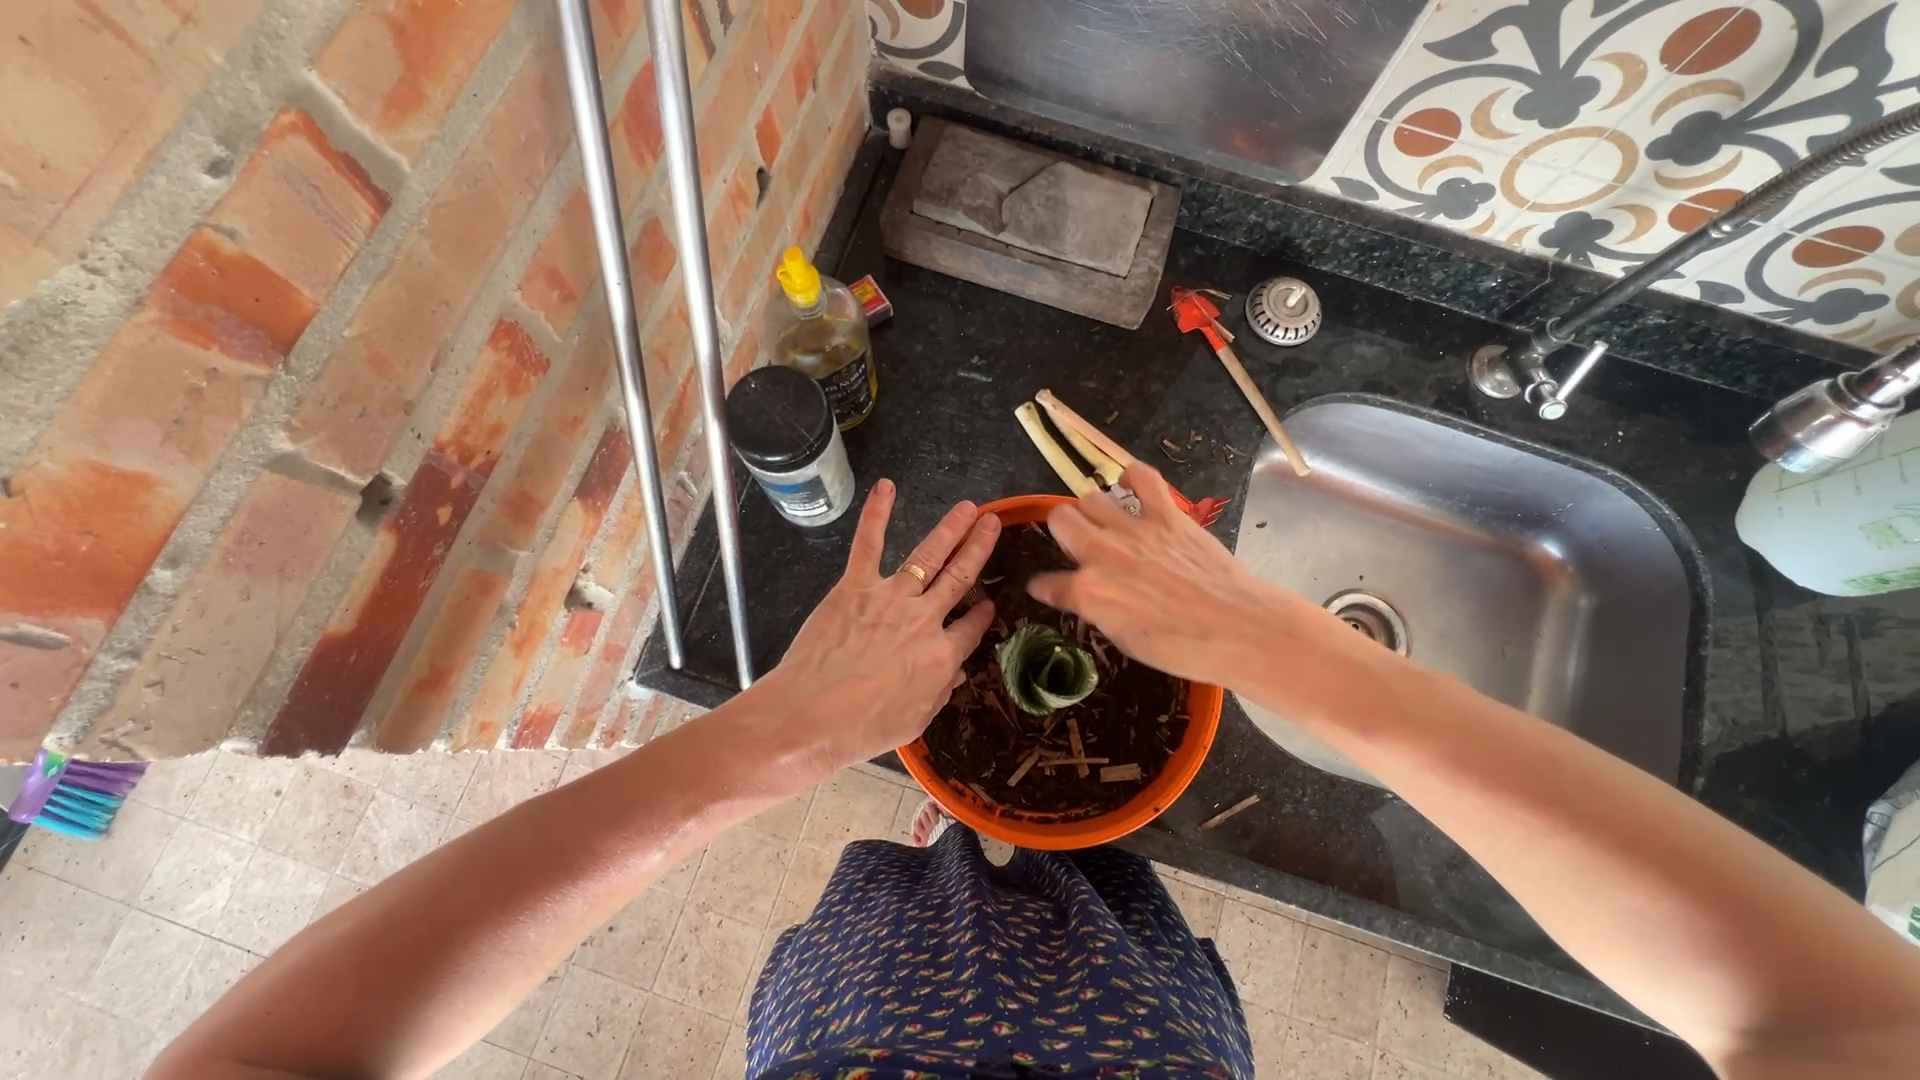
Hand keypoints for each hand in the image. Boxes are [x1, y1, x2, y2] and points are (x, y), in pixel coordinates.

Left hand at [756, 480, 998, 775]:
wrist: (811, 717)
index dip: (983, 614)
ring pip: (928, 555)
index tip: (989, 604)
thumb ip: (939, 693)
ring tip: (967, 507)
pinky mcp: (855, 586)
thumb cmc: (863, 729)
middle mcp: (925, 619)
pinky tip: (886, 487)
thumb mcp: (915, 721)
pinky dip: (876, 514)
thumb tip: (958, 673)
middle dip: (979, 548)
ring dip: (950, 529)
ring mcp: (890, 597)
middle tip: (993, 523)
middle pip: (961, 578)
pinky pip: (868, 544)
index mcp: (943, 655)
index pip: (973, 627)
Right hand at [1029, 464, 1332, 690]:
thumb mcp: (1127, 641)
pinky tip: (1130, 485)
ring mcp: (1135, 529)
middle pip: (1060, 519)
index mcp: (1089, 592)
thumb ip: (1099, 611)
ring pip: (1091, 497)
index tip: (1045, 587)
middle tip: (1075, 543)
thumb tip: (1087, 598)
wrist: (1240, 629)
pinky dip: (1132, 477)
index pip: (1048, 583)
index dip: (1043, 586)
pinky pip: (1142, 478)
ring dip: (1092, 510)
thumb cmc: (1184, 649)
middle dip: (1061, 531)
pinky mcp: (1168, 514)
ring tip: (1104, 521)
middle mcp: (1102, 553)